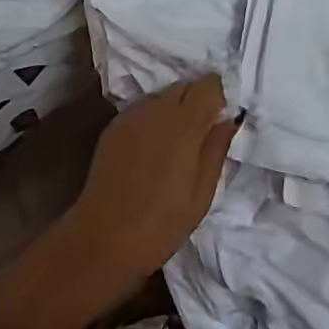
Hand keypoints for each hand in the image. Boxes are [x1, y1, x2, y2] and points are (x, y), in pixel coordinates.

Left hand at [64, 74, 238, 277]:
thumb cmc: (161, 223)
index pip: (209, 83)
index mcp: (184, 123)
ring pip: (162, 97)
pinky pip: (142, 111)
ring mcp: (131, 118)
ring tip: (172, 146)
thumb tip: (228, 119)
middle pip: (185, 86)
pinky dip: (152, 121)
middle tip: (198, 137)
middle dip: (196, 102)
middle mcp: (157, 110)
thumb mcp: (202, 192)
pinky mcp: (112, 129)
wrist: (100, 244)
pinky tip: (149, 151)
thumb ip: (217, 148)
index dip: (218, 98)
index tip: (218, 122)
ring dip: (173, 111)